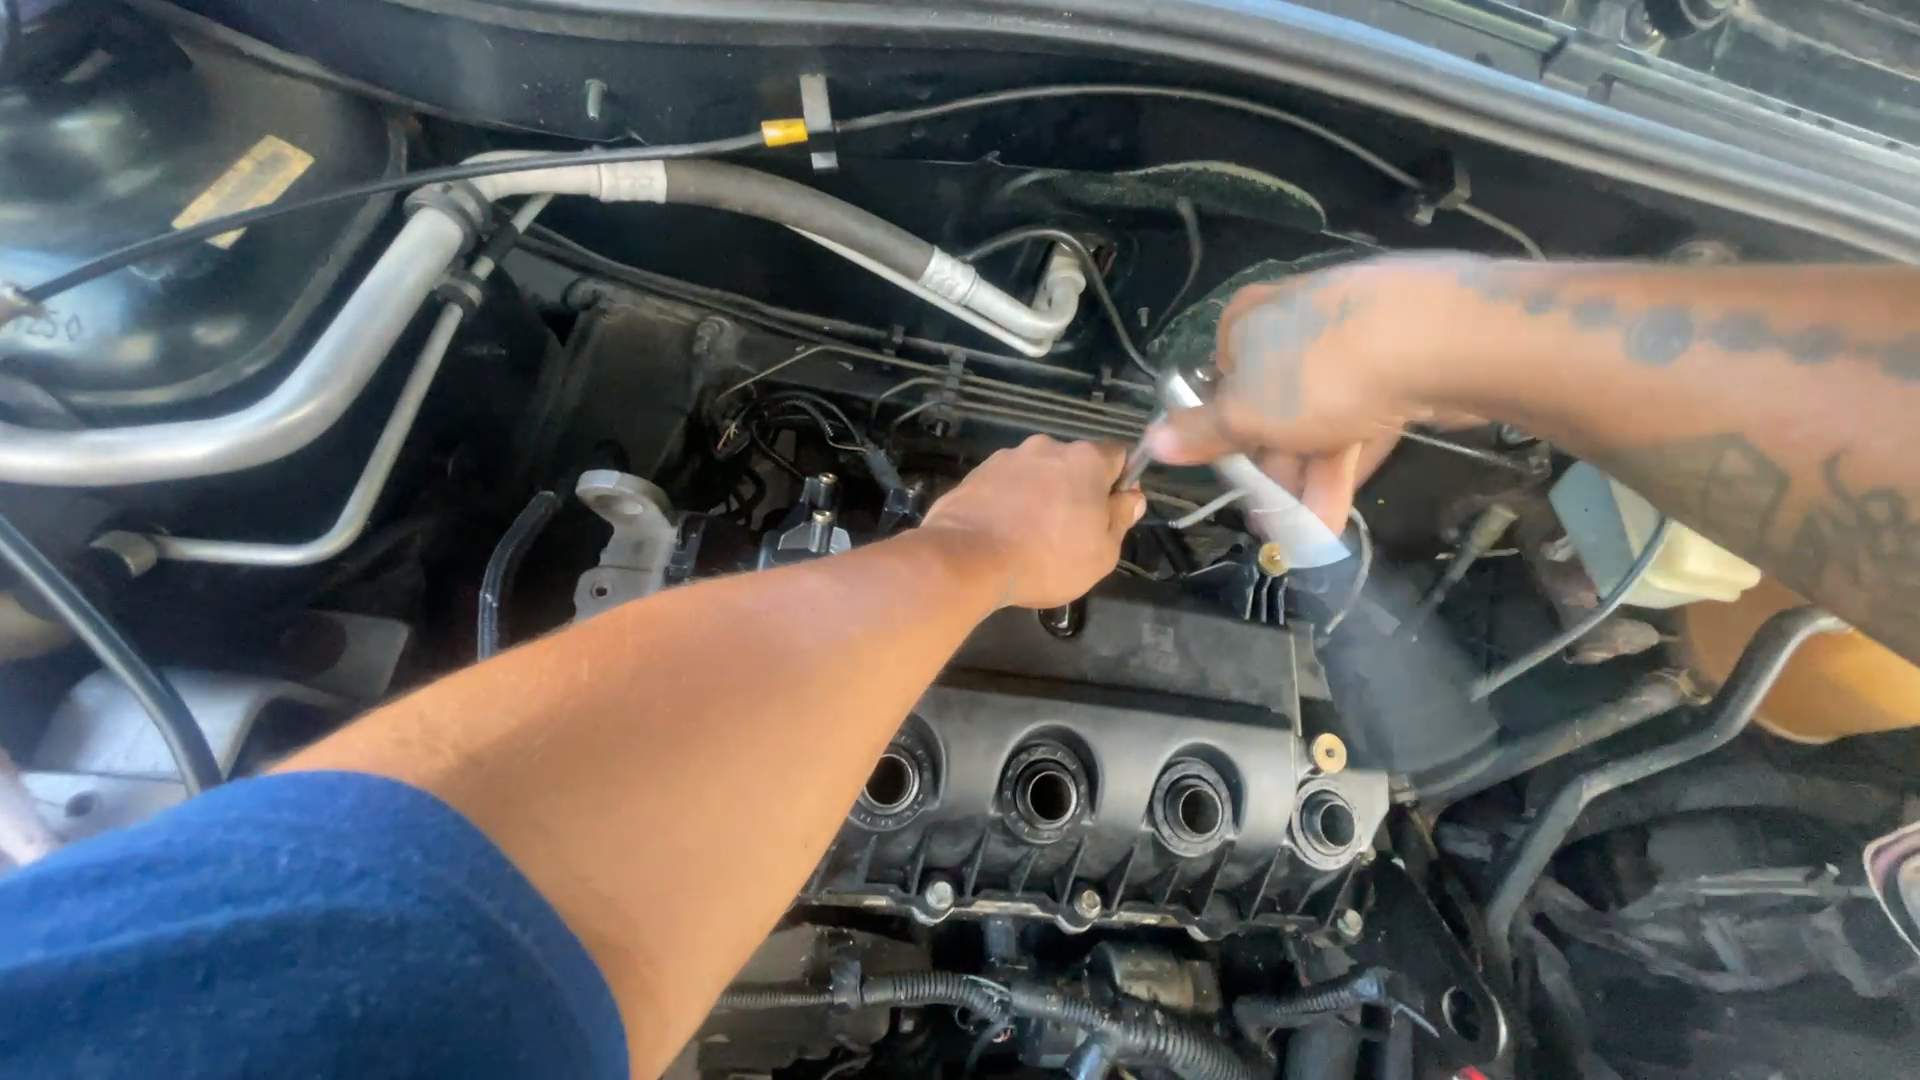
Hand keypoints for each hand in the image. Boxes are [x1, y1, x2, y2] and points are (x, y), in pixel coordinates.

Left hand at [921, 436, 1145, 608]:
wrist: (967, 559)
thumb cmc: (1046, 559)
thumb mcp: (1102, 552)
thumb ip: (1120, 519)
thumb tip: (1132, 497)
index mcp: (1085, 459)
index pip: (1117, 454)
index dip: (1119, 481)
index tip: (1110, 510)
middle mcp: (1046, 447)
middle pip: (1073, 464)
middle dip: (1075, 490)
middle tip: (1069, 532)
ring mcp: (1006, 458)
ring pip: (1036, 474)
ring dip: (1039, 496)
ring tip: (1028, 536)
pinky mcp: (975, 474)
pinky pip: (1004, 486)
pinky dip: (1008, 503)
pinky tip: (1001, 533)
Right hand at [1145, 255, 1475, 529]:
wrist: (1447, 339)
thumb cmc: (1321, 373)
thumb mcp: (1245, 413)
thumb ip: (1200, 432)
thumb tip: (1150, 440)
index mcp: (1249, 321)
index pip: (1220, 379)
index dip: (1221, 433)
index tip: (1229, 475)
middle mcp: (1296, 322)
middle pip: (1271, 406)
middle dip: (1270, 472)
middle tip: (1271, 523)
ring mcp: (1355, 338)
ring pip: (1318, 418)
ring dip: (1307, 481)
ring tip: (1308, 536)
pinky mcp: (1402, 360)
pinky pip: (1362, 416)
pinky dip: (1347, 460)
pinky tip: (1340, 509)